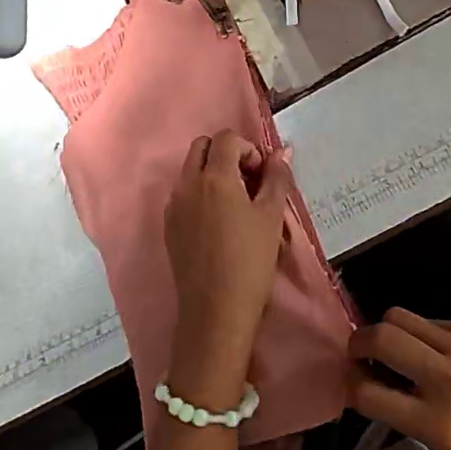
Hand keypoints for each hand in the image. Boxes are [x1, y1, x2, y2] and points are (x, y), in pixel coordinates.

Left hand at [165, 130, 291, 401]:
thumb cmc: (251, 261)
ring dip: (212, 174)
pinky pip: (183, 197)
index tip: (263, 175)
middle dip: (227, 155)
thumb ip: (277, 180)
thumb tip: (282, 153)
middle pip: (202, 148)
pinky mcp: (169, 228)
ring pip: (190, 172)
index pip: (226, 139)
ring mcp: (173, 207)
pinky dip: (201, 196)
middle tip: (249, 183)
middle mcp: (187, 185)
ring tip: (236, 206)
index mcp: (214, 177)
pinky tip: (218, 226)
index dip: (249, 149)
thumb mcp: (272, 218)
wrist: (216, 309)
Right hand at [347, 308, 450, 449]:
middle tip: (360, 357)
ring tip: (393, 350)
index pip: (368, 392)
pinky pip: (432, 319)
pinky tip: (433, 351)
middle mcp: (449, 380)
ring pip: (400, 316)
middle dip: (358, 344)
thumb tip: (373, 385)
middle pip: (379, 336)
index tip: (350, 384)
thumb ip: (409, 418)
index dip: (349, 386)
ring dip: (387, 331)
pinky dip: (421, 332)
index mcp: (440, 426)